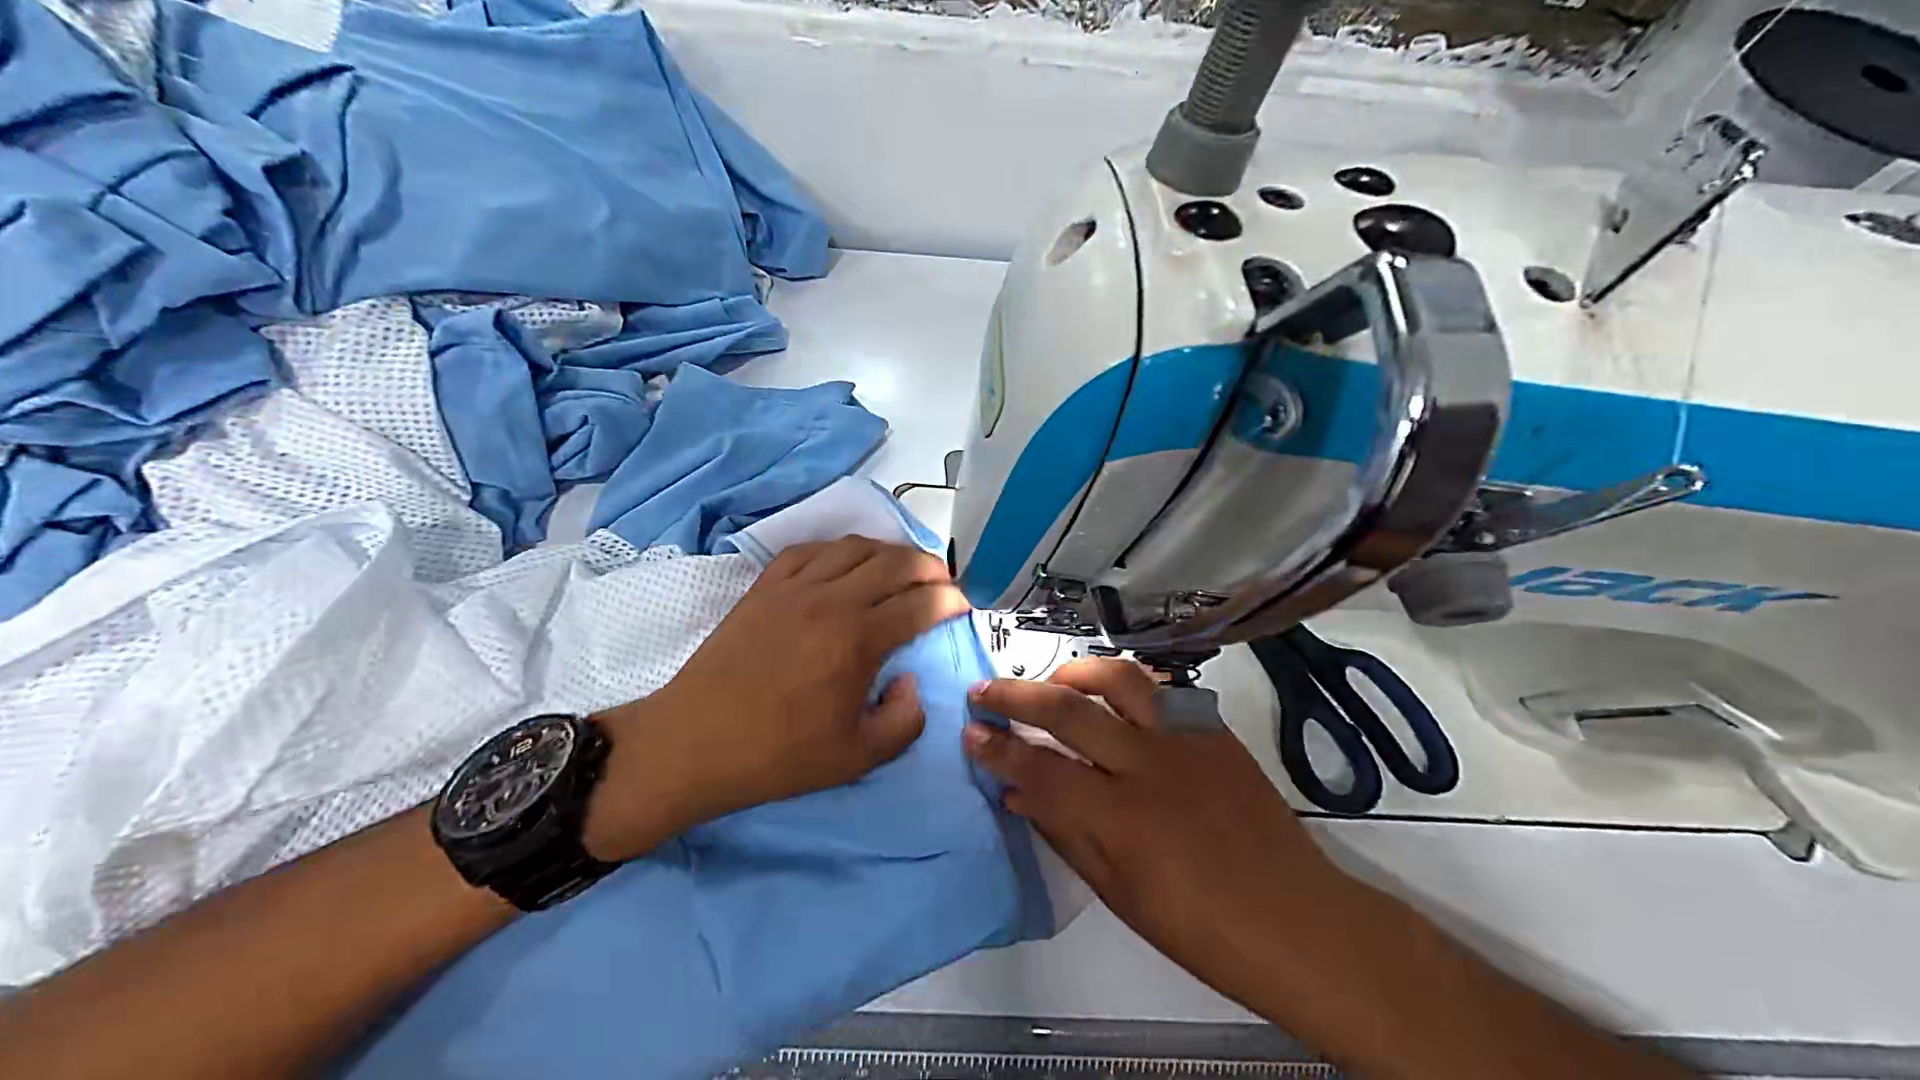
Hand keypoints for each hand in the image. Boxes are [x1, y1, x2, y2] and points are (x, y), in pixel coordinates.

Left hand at [585, 537, 970, 860]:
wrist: (694, 744)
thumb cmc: (778, 756)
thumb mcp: (858, 757)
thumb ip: (905, 720)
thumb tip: (911, 680)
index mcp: (858, 640)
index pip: (922, 603)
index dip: (952, 601)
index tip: (962, 608)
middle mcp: (830, 600)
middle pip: (895, 561)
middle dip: (930, 567)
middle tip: (942, 584)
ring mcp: (793, 587)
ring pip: (855, 546)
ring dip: (888, 552)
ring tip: (901, 570)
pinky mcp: (764, 587)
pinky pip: (809, 549)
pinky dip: (838, 550)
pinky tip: (845, 565)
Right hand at [963, 658, 1354, 1009]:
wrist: (1295, 920)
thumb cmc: (1199, 927)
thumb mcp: (1118, 892)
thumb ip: (1063, 833)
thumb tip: (1016, 794)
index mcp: (1120, 817)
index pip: (1040, 767)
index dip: (997, 748)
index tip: (969, 732)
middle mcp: (1148, 765)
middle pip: (1067, 710)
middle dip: (1015, 694)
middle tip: (985, 690)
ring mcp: (1186, 740)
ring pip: (1119, 679)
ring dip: (1074, 672)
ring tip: (1052, 682)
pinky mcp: (1214, 730)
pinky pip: (1162, 690)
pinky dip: (1125, 686)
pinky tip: (1113, 700)